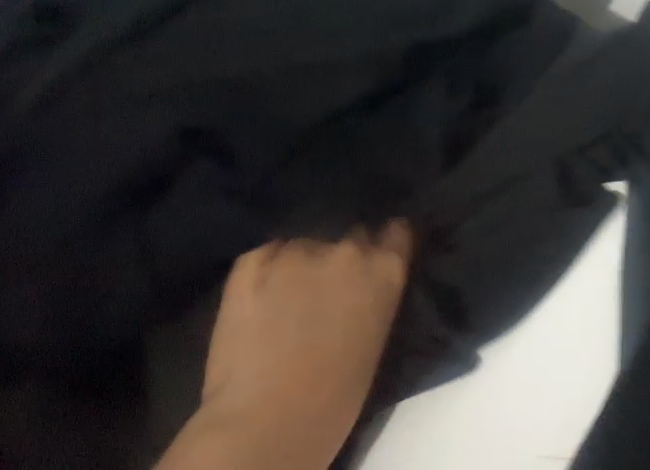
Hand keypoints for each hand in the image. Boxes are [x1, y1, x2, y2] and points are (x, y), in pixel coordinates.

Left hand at [155, 221, 413, 469]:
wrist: (270, 418)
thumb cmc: (338, 393)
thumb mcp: (377, 333)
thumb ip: (374, 295)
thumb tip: (360, 287)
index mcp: (388, 268)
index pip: (396, 231)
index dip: (383, 242)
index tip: (375, 255)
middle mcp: (349, 249)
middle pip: (350, 235)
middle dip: (340, 255)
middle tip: (325, 286)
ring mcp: (299, 252)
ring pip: (302, 246)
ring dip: (298, 265)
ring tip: (283, 296)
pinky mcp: (253, 263)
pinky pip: (263, 255)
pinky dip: (262, 272)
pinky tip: (257, 297)